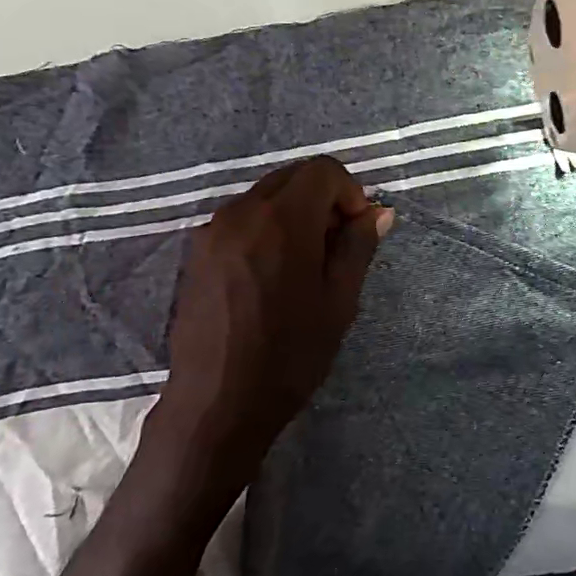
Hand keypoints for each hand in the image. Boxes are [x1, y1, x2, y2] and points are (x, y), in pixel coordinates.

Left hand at [162, 156, 392, 455]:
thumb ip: (358, 246)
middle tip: (336, 244)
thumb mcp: (339, 301)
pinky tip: (273, 273)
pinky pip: (241, 218)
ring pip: (265, 196)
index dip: (349, 191)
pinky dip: (266, 227)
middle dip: (322, 198)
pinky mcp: (197, 251)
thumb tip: (379, 212)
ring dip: (294, 212)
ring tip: (305, 263)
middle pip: (292, 177)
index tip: (357, 229)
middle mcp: (242, 212)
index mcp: (283, 220)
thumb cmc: (288, 355)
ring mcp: (213, 230)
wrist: (215, 405)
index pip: (323, 170)